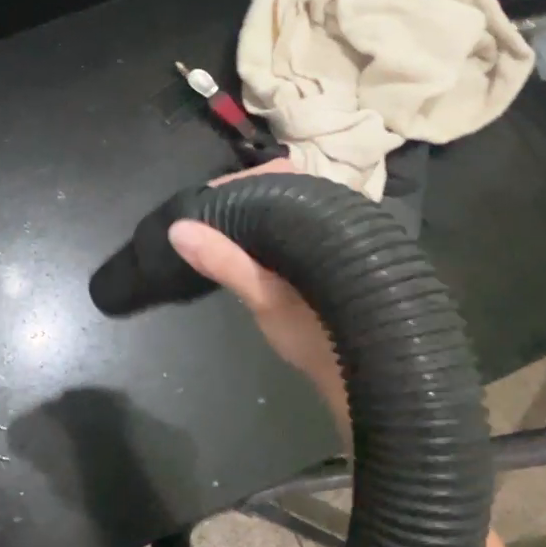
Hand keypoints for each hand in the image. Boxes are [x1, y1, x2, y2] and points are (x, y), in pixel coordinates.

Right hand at [166, 158, 347, 424]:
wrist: (369, 371)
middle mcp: (333, 212)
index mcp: (319, 212)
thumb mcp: (263, 296)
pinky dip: (267, 235)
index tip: (199, 209)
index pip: (272, 175)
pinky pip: (295, 229)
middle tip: (202, 227)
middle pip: (277, 190)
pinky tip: (247, 254)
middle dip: (238, 204)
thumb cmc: (317, 333)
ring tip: (217, 239)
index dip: (232, 187)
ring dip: (252, 221)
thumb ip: (224, 260)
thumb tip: (177, 229)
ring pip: (285, 211)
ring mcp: (336, 234)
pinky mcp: (333, 256)